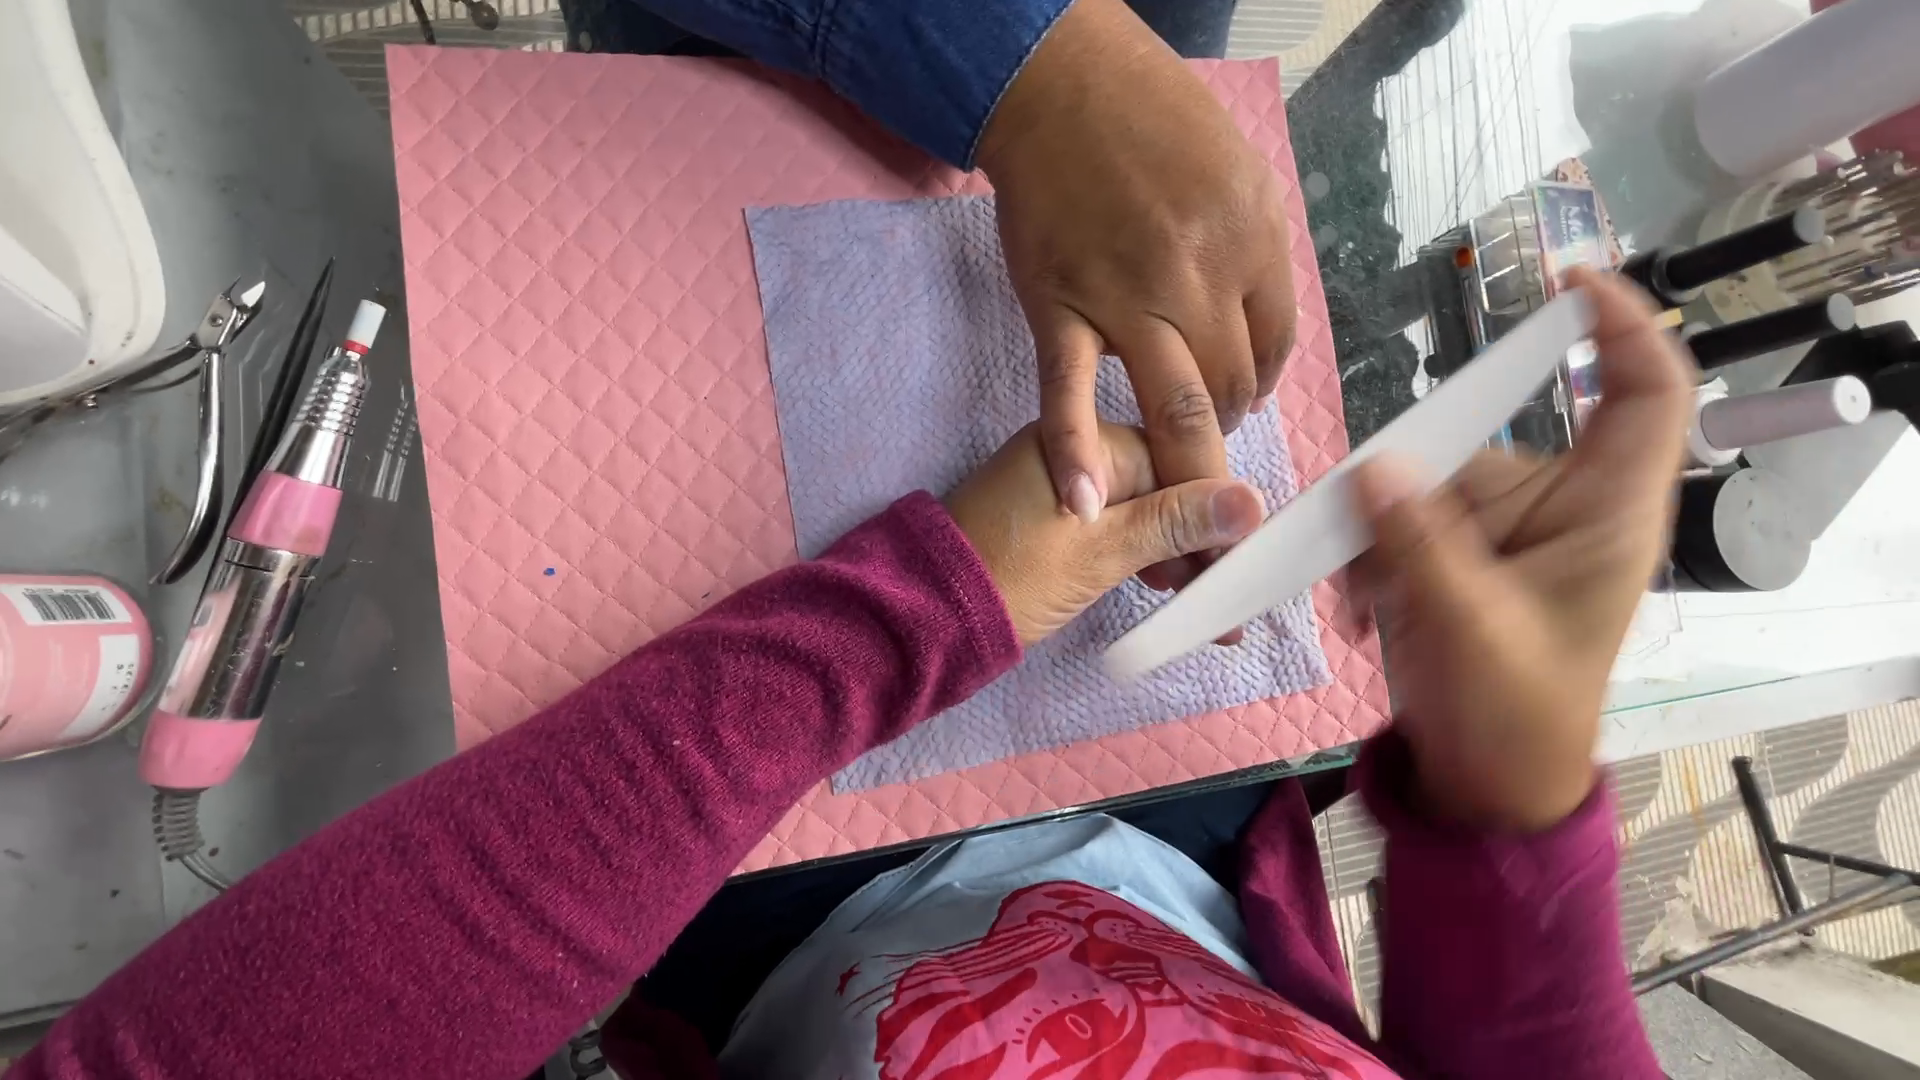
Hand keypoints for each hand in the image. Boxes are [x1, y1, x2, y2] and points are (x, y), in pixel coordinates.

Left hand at [946, 422, 1265, 644]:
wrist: (928, 610)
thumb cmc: (1013, 578)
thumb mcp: (1100, 553)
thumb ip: (1174, 524)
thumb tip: (1251, 501)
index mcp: (1089, 441)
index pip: (1180, 466)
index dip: (1216, 519)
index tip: (1241, 569)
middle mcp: (1076, 448)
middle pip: (1161, 486)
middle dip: (1196, 542)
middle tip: (1222, 603)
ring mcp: (1060, 479)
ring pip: (1138, 509)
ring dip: (1169, 553)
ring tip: (1194, 605)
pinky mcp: (1047, 510)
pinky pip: (1108, 523)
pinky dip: (1133, 553)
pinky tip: (1155, 583)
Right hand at [976, 0, 1294, 526]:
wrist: (1061, 91)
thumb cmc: (1155, 125)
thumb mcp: (1241, 174)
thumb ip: (1258, 258)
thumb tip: (1256, 339)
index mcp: (1252, 240)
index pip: (1273, 346)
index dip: (1258, 388)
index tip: (1239, 406)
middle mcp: (1199, 277)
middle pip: (1229, 388)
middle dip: (1225, 440)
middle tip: (1211, 467)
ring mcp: (1125, 301)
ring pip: (1171, 404)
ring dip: (1180, 459)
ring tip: (1172, 487)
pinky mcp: (1059, 313)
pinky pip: (1066, 393)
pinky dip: (1074, 452)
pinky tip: (1083, 505)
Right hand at [1350, 269, 1693, 830]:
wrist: (1481, 780)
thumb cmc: (1514, 714)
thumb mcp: (1470, 627)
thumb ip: (1420, 544)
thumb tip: (1372, 468)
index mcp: (1603, 518)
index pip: (1641, 401)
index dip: (1621, 333)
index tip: (1569, 285)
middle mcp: (1550, 513)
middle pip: (1475, 452)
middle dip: (1413, 499)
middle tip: (1369, 553)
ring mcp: (1492, 539)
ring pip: (1416, 494)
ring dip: (1376, 545)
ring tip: (1367, 604)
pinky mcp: (1446, 563)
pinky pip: (1392, 529)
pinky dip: (1367, 566)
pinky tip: (1364, 615)